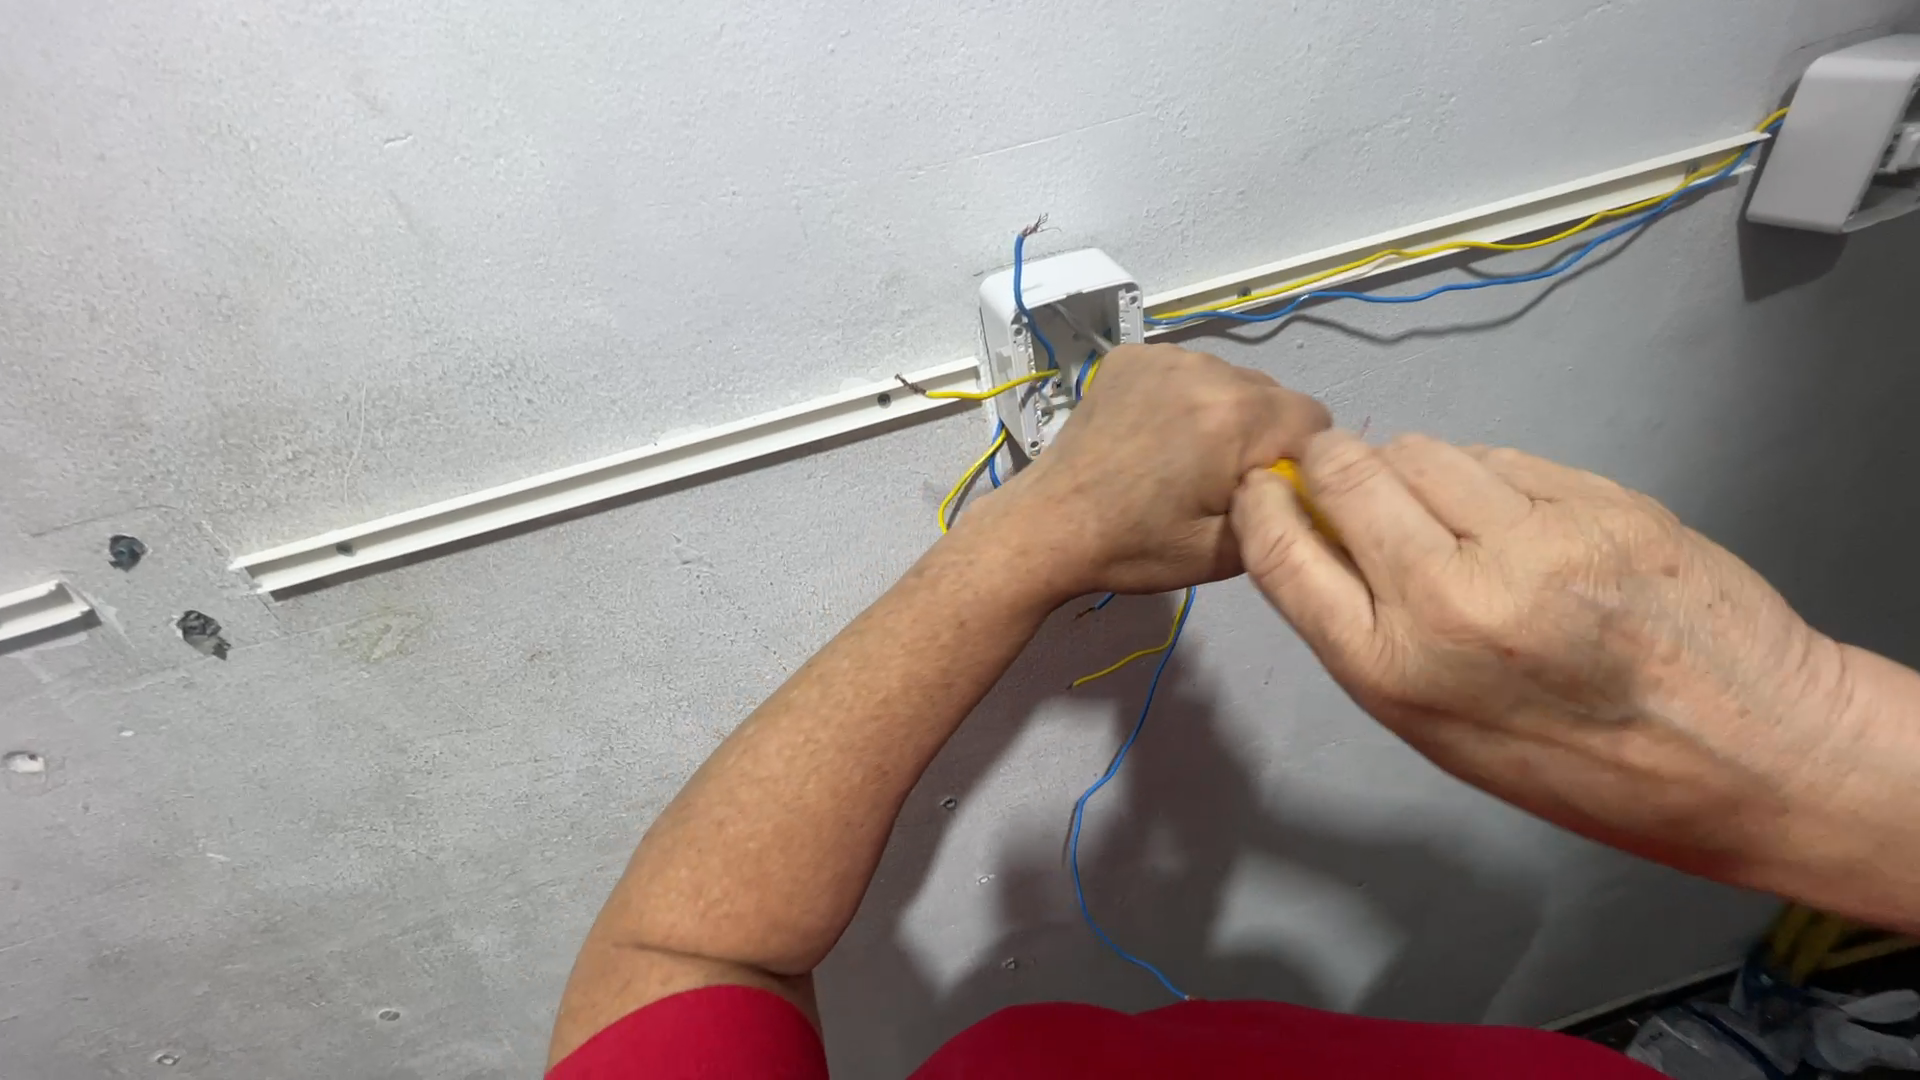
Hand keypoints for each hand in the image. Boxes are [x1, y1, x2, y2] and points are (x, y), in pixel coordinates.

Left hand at [967, 344, 1329, 599]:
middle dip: (1260, 438)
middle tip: (1216, 482)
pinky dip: (1182, 398)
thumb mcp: (1225, 553)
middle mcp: (1206, 369)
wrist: (1048, 526)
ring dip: (1222, 414)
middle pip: (1273, 398)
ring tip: (1179, 459)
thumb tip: (1305, 488)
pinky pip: (1186, 371)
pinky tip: (1153, 435)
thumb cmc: (1134, 547)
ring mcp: (1163, 357)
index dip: (1298, 466)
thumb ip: (1285, 514)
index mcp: (1236, 415)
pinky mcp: (1130, 358)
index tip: (1261, 494)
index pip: (1315, 425)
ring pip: (1230, 381)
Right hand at [1230, 431, 1850, 879]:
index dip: (1259, 504)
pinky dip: (1477, 472)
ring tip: (1432, 500)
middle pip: (1345, 476)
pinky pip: (1496, 456)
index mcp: (1388, 665)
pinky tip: (1507, 512)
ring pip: (1418, 449)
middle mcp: (1448, 595)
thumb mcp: (1419, 714)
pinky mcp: (1601, 503)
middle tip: (1338, 471)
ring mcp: (1532, 541)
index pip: (1282, 552)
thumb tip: (1312, 529)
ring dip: (1402, 464)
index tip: (1261, 486)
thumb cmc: (1555, 755)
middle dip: (1327, 461)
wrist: (1750, 757)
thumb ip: (1352, 621)